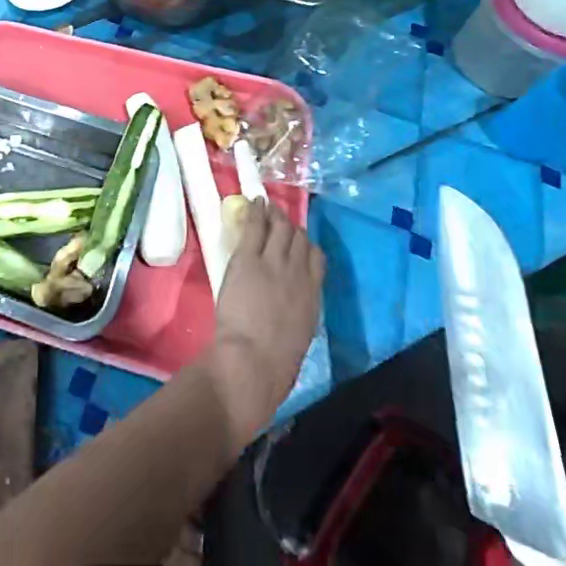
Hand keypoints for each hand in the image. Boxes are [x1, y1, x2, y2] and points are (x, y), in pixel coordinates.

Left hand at [202, 197, 324, 449]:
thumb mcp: (299, 336)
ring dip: (275, 215)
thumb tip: (291, 311)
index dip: (307, 247)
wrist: (253, 360)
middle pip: (299, 239)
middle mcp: (298, 273)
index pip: (316, 259)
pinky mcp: (248, 258)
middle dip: (290, 227)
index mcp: (313, 296)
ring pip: (280, 228)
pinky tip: (254, 202)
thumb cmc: (276, 363)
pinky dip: (257, 212)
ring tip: (267, 206)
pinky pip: (256, 227)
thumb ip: (297, 314)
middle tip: (280, 220)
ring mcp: (273, 262)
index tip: (298, 244)